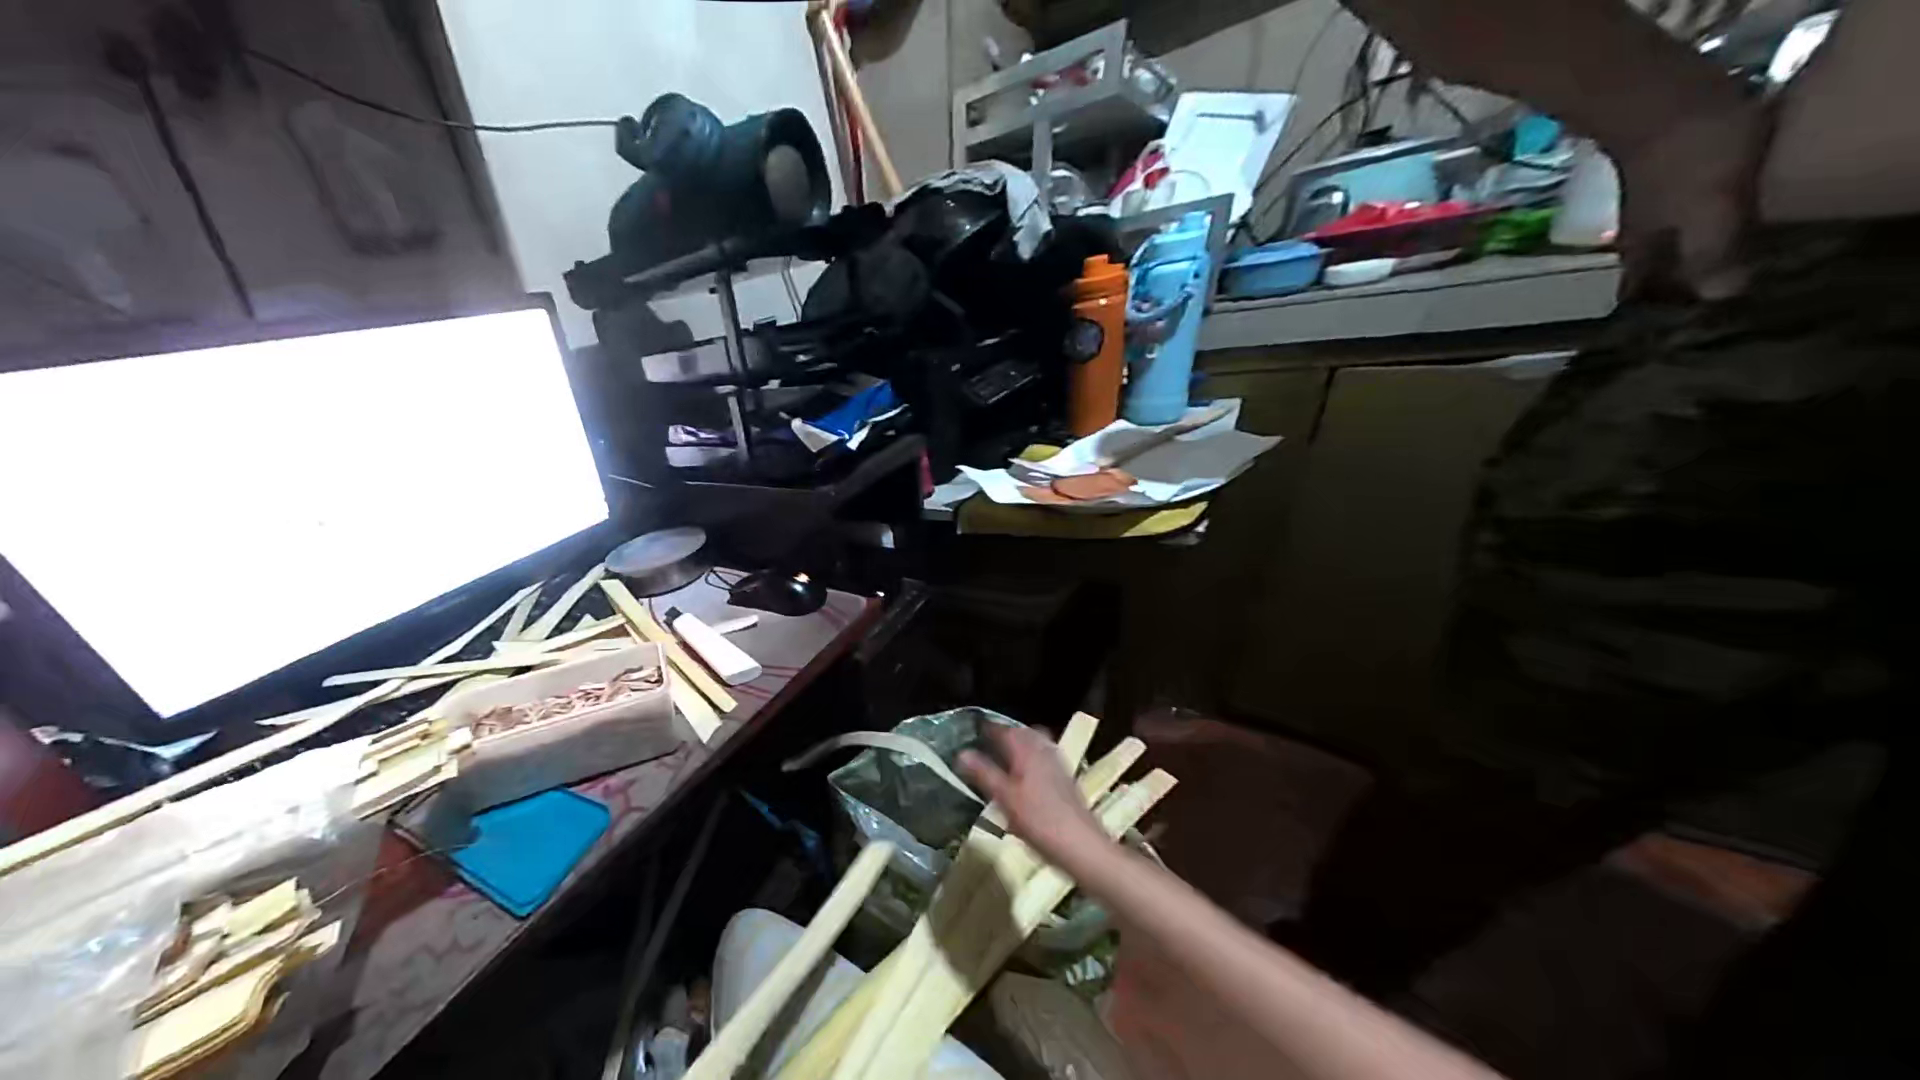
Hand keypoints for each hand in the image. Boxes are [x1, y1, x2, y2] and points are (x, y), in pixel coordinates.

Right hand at [959, 723, 1109, 869]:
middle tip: (989, 742)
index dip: (989, 728)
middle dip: (1007, 734)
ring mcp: (1058, 764)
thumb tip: (962, 752)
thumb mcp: (1005, 798)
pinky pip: (1045, 758)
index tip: (974, 730)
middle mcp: (1044, 750)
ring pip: (1036, 744)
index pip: (1005, 730)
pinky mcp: (1065, 779)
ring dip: (1021, 745)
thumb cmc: (1038, 820)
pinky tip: (1025, 778)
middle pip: (1023, 733)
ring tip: (1005, 758)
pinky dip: (1032, 759)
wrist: (1080, 844)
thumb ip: (984, 773)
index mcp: (1027, 750)